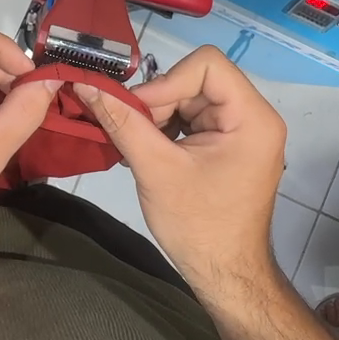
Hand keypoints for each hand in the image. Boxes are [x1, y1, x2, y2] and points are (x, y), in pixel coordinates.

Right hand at [73, 46, 286, 292]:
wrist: (225, 275)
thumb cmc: (198, 225)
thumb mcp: (155, 168)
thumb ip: (121, 121)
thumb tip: (85, 84)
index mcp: (251, 117)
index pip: (207, 64)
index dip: (167, 81)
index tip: (139, 111)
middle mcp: (253, 115)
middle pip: (195, 79)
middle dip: (159, 102)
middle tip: (131, 131)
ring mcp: (241, 130)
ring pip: (187, 96)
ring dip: (157, 116)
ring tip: (139, 146)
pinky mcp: (227, 143)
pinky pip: (190, 116)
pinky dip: (164, 128)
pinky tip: (148, 150)